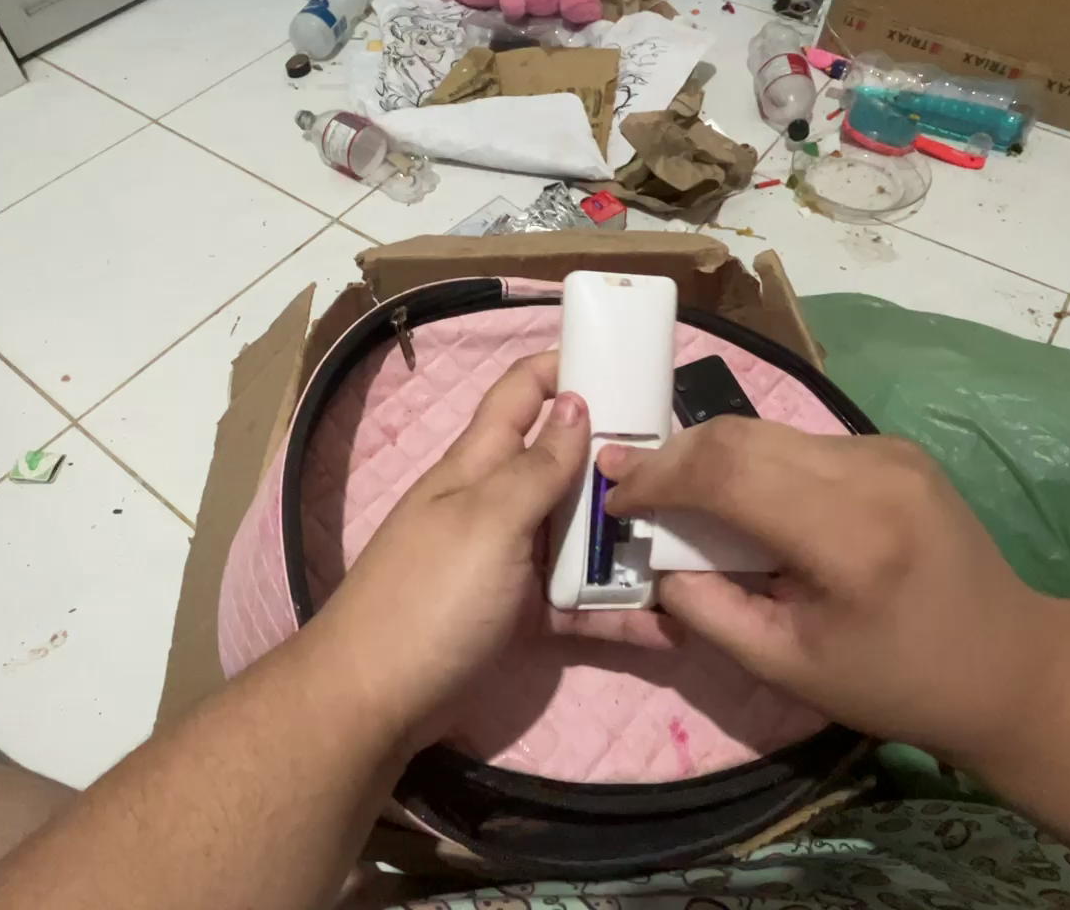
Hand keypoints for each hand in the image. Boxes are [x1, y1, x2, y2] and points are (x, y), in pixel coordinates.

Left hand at [312, 353, 665, 747]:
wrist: (374, 701)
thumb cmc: (430, 596)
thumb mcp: (486, 521)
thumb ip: (535, 466)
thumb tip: (575, 401)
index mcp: (481, 463)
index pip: (523, 392)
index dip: (566, 369)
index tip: (629, 370)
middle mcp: (499, 502)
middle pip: (565, 464)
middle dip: (617, 461)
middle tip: (680, 470)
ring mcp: (511, 558)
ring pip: (579, 534)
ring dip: (628, 541)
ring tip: (694, 549)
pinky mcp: (522, 611)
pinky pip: (578, 601)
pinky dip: (616, 611)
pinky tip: (667, 626)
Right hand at [598, 418, 1066, 763]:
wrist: (1014, 666)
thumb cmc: (897, 682)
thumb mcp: (787, 667)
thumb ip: (707, 609)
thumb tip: (652, 557)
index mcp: (850, 536)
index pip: (727, 475)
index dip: (658, 479)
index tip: (616, 498)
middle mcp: (872, 472)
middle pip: (739, 437)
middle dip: (671, 457)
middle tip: (627, 482)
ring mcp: (886, 450)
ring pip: (762, 431)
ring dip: (705, 455)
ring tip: (670, 487)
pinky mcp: (890, 446)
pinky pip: (794, 441)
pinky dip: (747, 460)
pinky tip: (733, 493)